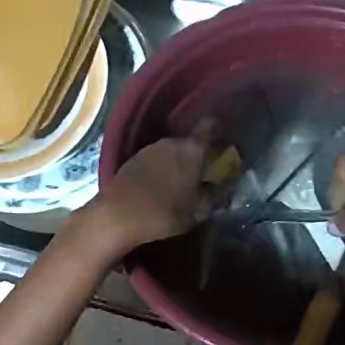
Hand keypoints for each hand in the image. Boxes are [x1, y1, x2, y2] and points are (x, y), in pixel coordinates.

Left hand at [77, 125, 214, 254]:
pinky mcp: (132, 159)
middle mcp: (171, 142)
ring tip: (181, 182)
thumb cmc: (165, 213)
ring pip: (170, 151)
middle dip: (197, 154)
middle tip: (203, 172)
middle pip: (189, 142)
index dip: (218, 132)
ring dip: (176, 162)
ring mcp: (149, 149)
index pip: (209, 127)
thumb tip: (225, 193)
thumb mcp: (197, 212)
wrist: (118, 216)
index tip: (224, 142)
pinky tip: (160, 186)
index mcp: (192, 150)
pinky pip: (154, 160)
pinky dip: (160, 169)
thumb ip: (214, 199)